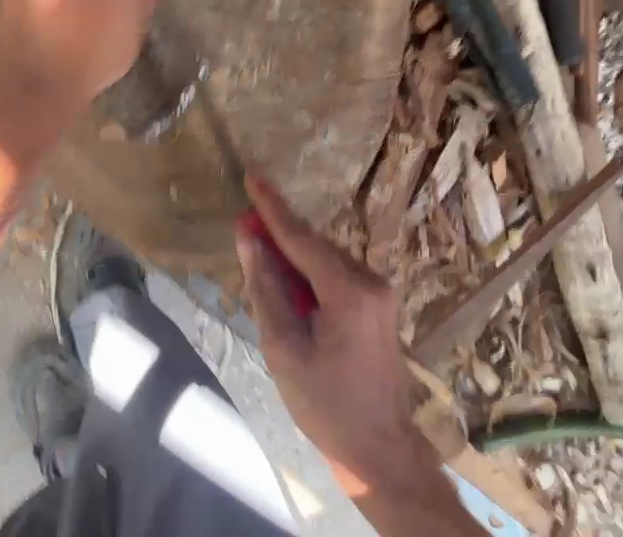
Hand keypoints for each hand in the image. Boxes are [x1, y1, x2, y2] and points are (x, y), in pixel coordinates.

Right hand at [236, 173, 431, 494]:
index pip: (301, 238)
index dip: (271, 207)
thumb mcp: (283, 348)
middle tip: (242, 225)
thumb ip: (265, 288)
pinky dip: (307, 273)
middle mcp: (372, 281)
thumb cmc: (325, 405)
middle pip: (314, 246)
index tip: (251, 174)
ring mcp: (380, 291)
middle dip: (277, 233)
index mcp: (350, 292)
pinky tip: (287, 286)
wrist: (379, 448)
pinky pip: (334, 274)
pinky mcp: (378, 303)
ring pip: (323, 258)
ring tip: (259, 261)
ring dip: (291, 256)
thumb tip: (248, 239)